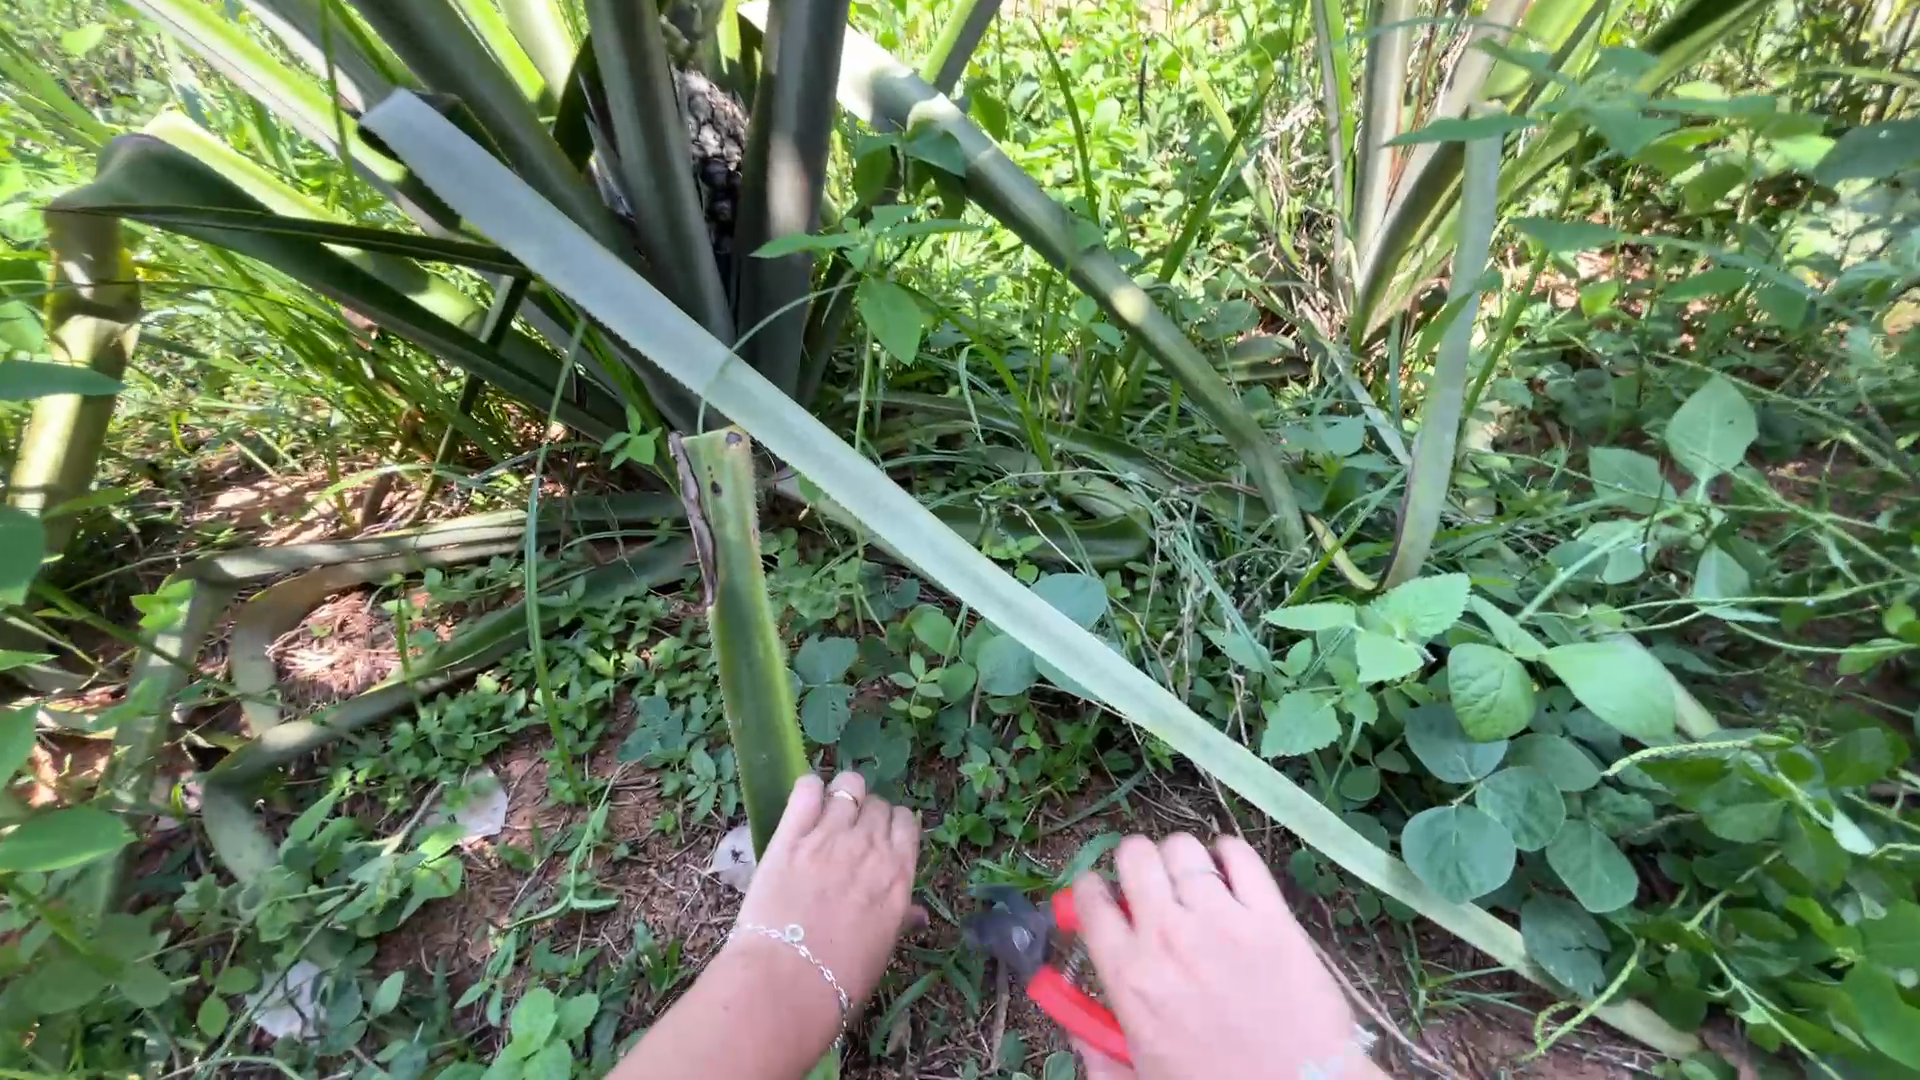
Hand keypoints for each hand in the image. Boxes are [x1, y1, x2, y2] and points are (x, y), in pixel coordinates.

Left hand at [728, 771, 920, 1011]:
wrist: (786, 983)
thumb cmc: (841, 978)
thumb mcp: (883, 948)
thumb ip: (901, 918)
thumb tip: (920, 915)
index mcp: (898, 871)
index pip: (907, 822)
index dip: (894, 827)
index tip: (881, 840)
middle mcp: (869, 844)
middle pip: (878, 804)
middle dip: (868, 814)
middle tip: (852, 835)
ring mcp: (830, 834)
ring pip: (848, 786)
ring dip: (843, 796)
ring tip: (830, 813)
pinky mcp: (791, 833)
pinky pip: (807, 788)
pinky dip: (809, 789)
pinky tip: (805, 805)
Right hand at [1069, 834, 1374, 1079]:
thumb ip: (1100, 1055)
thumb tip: (1073, 1022)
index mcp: (1129, 975)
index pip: (1089, 897)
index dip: (1093, 890)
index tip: (1105, 898)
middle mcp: (1167, 935)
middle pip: (1134, 854)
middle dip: (1137, 862)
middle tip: (1152, 885)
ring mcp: (1220, 920)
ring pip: (1183, 848)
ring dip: (1183, 861)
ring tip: (1195, 882)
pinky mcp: (1270, 916)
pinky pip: (1239, 855)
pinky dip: (1230, 854)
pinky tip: (1231, 874)